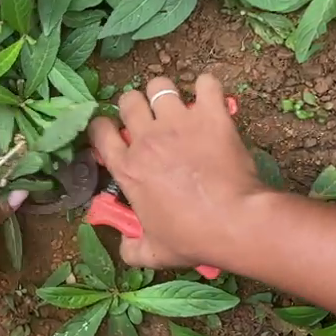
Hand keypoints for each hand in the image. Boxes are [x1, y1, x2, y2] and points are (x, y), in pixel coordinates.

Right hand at [87, 74, 269, 269]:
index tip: (116, 134)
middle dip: (136, 105)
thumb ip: (132, 249)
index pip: (99, 131)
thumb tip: (124, 248)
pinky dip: (207, 87)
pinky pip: (205, 83)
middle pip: (128, 100)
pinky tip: (209, 99)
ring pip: (160, 86)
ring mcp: (178, 123)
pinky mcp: (210, 115)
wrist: (235, 222)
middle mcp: (146, 139)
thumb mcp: (155, 252)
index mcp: (127, 168)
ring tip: (177, 107)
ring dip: (165, 93)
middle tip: (150, 120)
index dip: (104, 127)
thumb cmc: (192, 237)